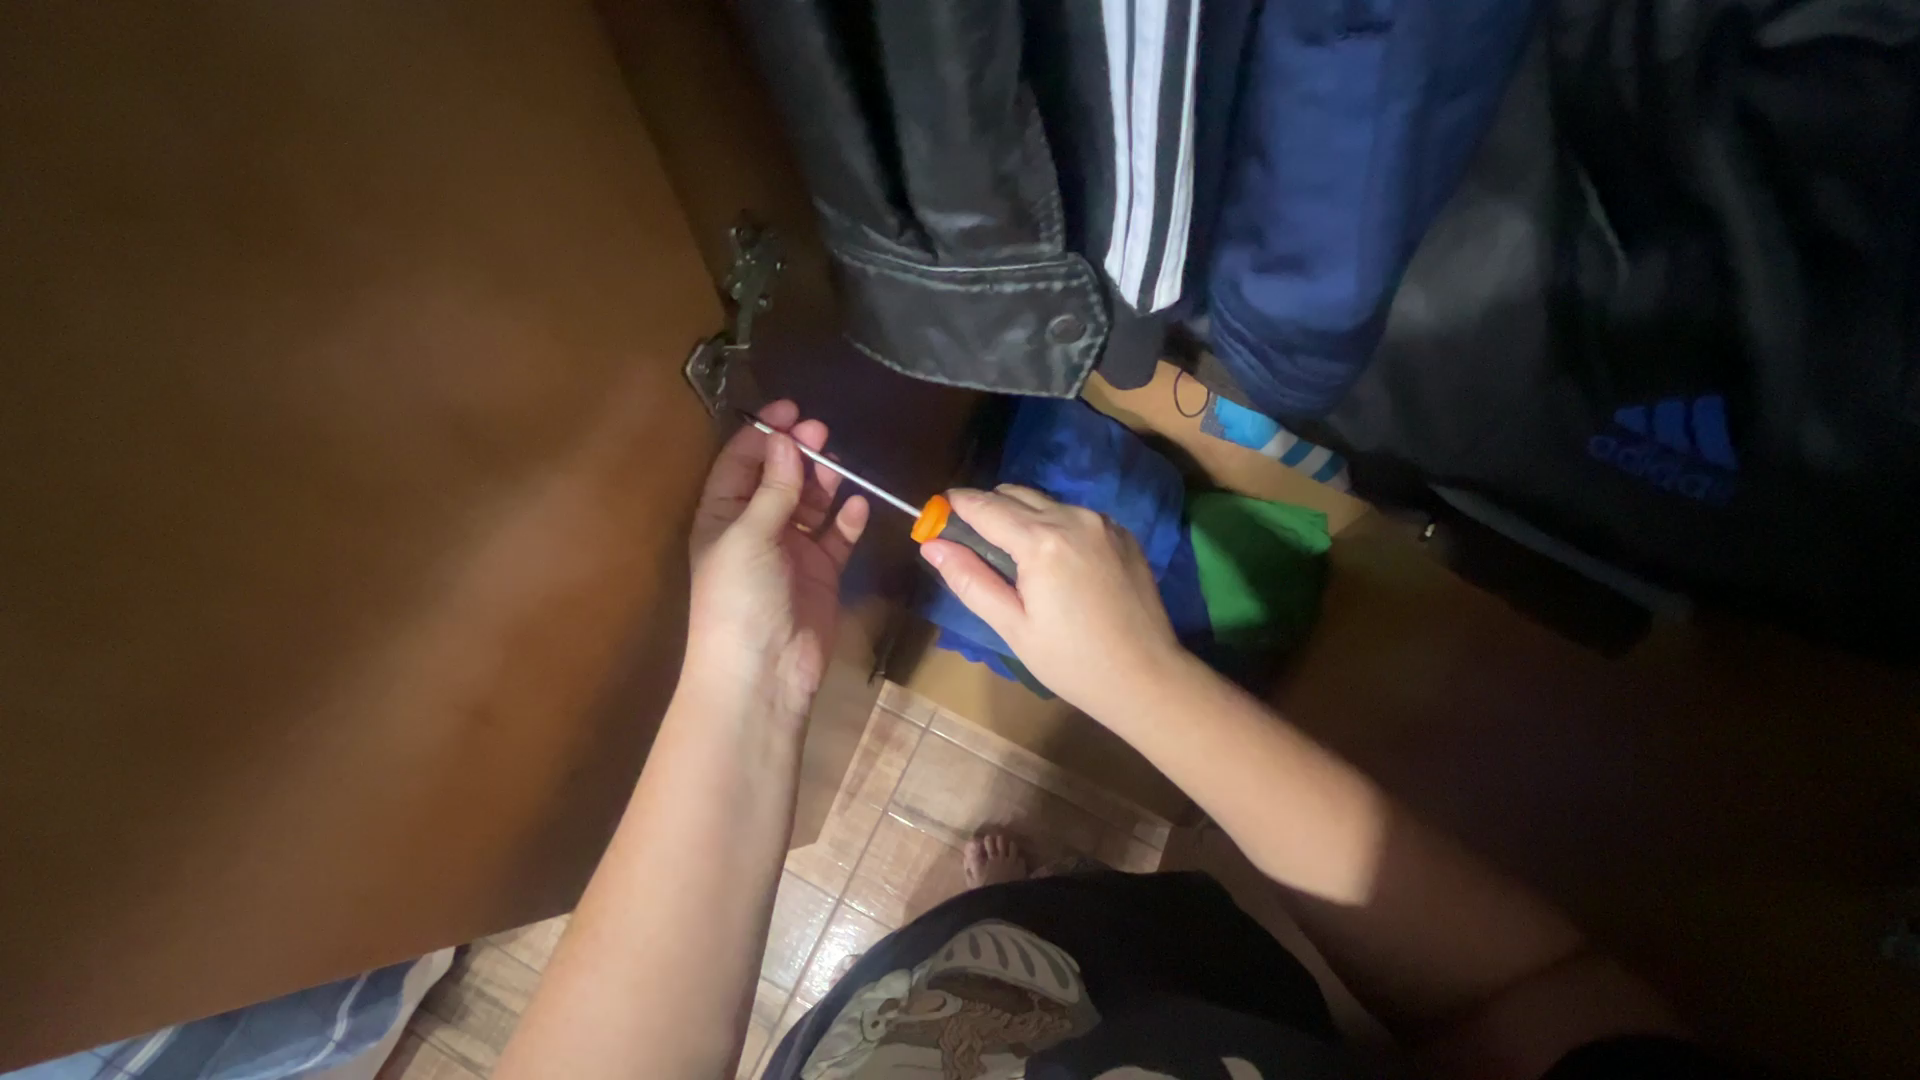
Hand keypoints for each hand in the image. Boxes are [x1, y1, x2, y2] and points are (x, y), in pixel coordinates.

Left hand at [685, 401, 868, 726]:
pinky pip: (837, 537)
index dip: (764, 436)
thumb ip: (774, 490)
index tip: (792, 411)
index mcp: (723, 516)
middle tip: (822, 433)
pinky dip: (846, 521)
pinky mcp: (822, 572)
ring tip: (838, 466)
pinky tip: (856, 507)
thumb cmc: (740, 597)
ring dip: (824, 483)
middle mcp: (756, 529)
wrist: (764, 669)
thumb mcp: (749, 536)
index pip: (742, 464)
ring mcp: (792, 551)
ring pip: (811, 504)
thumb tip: (787, 441)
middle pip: (780, 479)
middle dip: (799, 455)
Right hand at [919, 485, 1183, 717]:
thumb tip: (932, 545)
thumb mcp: (1013, 626)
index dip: (955, 506)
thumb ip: (970, 580)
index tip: (935, 513)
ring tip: (1012, 556)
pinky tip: (1053, 563)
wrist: (1147, 675)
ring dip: (1020, 517)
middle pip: (1014, 494)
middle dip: (986, 509)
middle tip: (970, 541)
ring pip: (1045, 502)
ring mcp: (1102, 522)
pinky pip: (1074, 515)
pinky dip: (1053, 525)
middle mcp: (1074, 518)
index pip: (985, 506)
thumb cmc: (1072, 662)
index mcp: (1042, 542)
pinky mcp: (1121, 533)